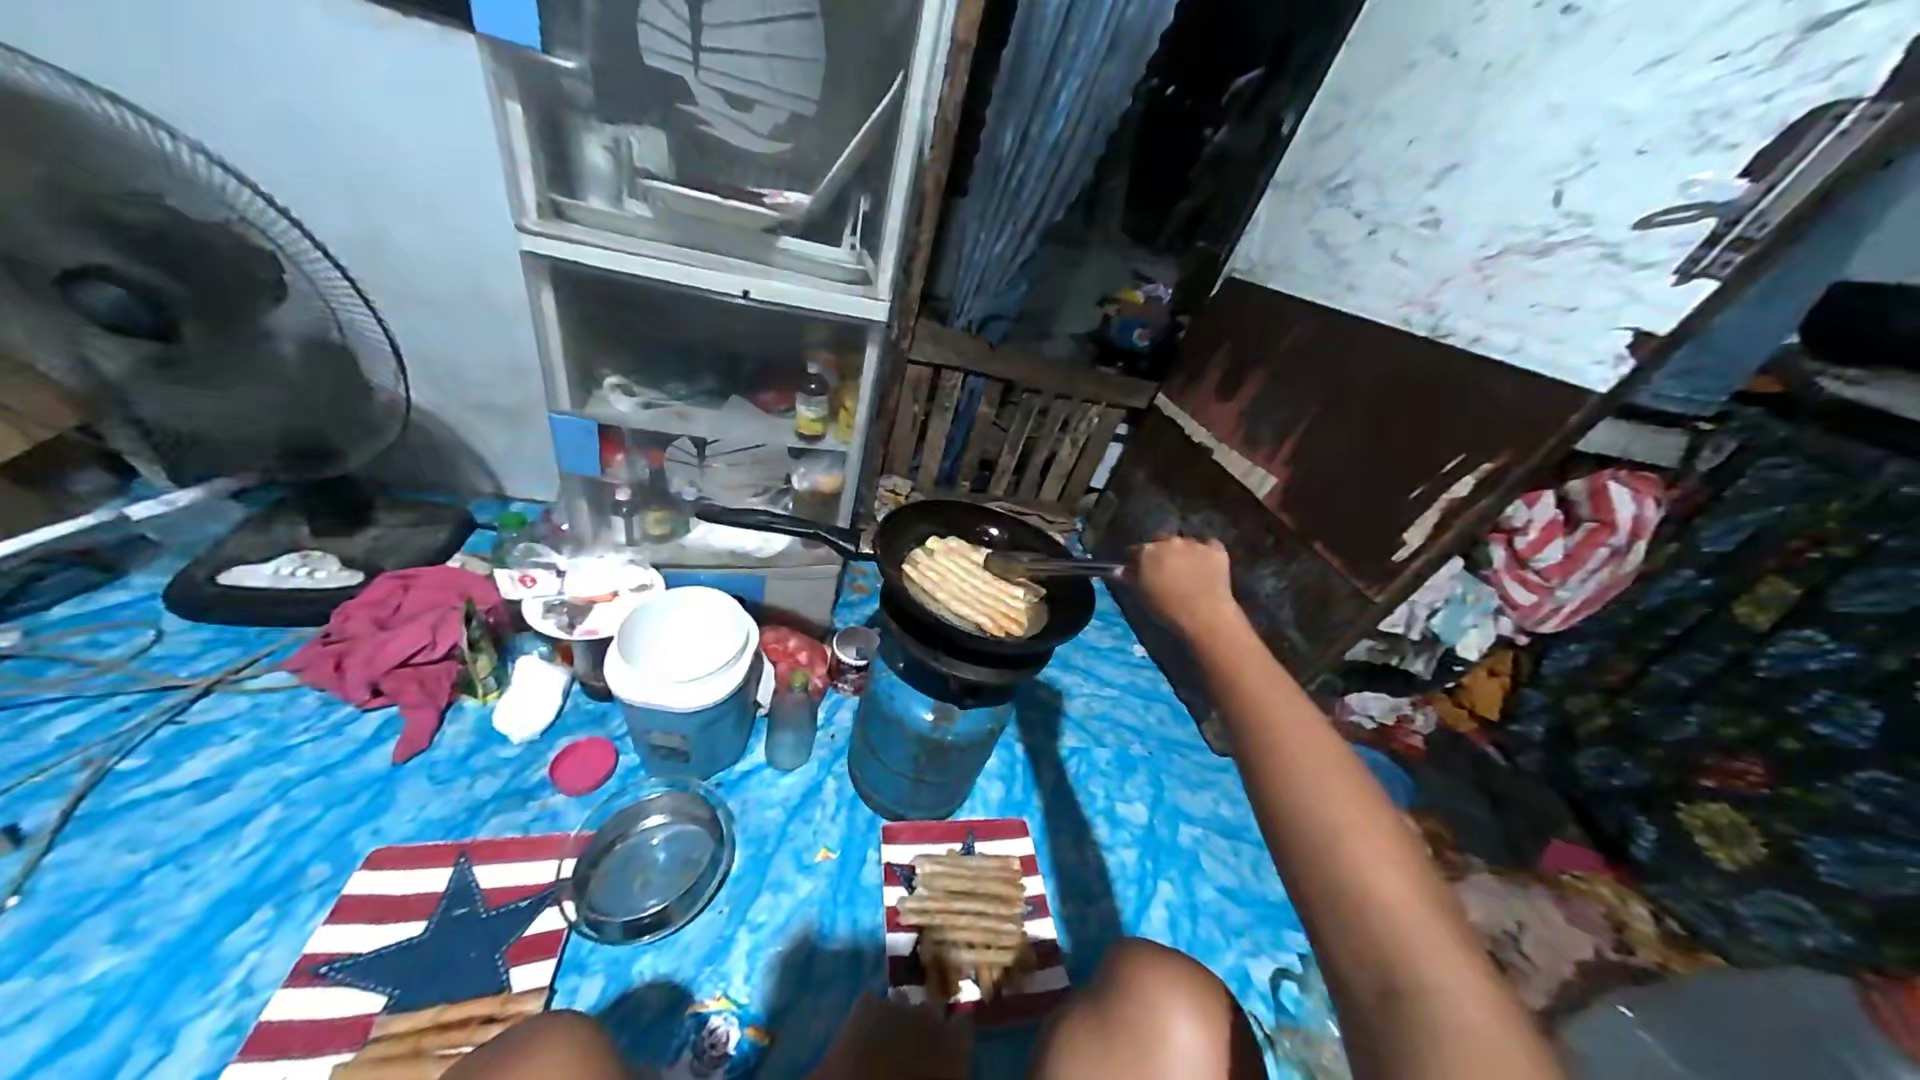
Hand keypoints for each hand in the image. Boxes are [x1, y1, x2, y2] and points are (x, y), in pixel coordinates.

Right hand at [1130, 536, 1240, 638]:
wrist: (1204, 615)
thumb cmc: (1167, 609)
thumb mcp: (1142, 595)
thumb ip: (1132, 577)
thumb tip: (1122, 570)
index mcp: (1147, 551)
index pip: (1136, 550)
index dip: (1137, 560)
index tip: (1140, 570)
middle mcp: (1169, 541)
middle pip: (1161, 541)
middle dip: (1161, 552)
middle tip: (1166, 570)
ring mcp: (1194, 543)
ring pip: (1185, 543)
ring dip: (1184, 552)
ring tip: (1189, 570)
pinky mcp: (1216, 549)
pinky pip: (1209, 545)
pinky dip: (1206, 553)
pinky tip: (1207, 566)